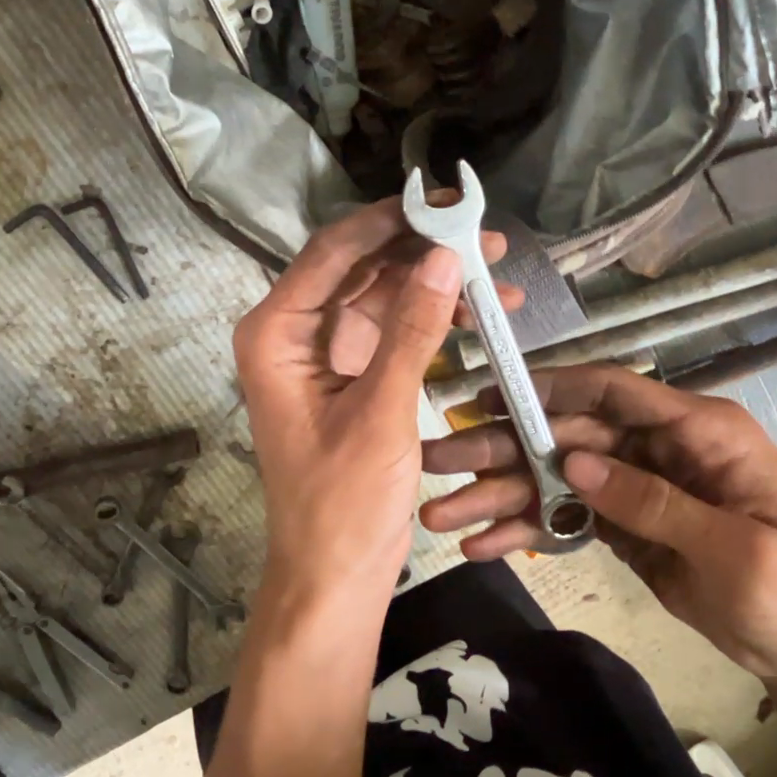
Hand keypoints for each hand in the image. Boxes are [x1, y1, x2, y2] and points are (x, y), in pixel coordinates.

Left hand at [233, 196, 517, 596]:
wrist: (334, 575)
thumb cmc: (343, 502)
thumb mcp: (381, 412)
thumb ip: (411, 330)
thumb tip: (446, 257)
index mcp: (276, 332)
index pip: (332, 251)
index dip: (388, 221)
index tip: (444, 201)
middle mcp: (295, 330)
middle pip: (360, 266)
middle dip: (422, 250)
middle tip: (487, 237)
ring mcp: (325, 350)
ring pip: (382, 292)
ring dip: (436, 283)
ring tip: (500, 273)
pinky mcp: (353, 371)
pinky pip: (393, 326)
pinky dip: (433, 319)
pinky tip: (480, 315)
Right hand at [419, 365, 776, 684]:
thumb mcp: (741, 555)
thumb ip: (655, 503)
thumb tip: (574, 462)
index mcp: (702, 432)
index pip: (614, 391)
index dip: (549, 386)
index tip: (488, 394)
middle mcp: (662, 448)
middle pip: (569, 436)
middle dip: (502, 449)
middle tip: (437, 459)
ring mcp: (640, 487)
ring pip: (557, 479)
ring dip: (501, 495)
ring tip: (442, 515)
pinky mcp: (626, 526)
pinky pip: (568, 519)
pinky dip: (527, 531)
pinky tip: (483, 545)